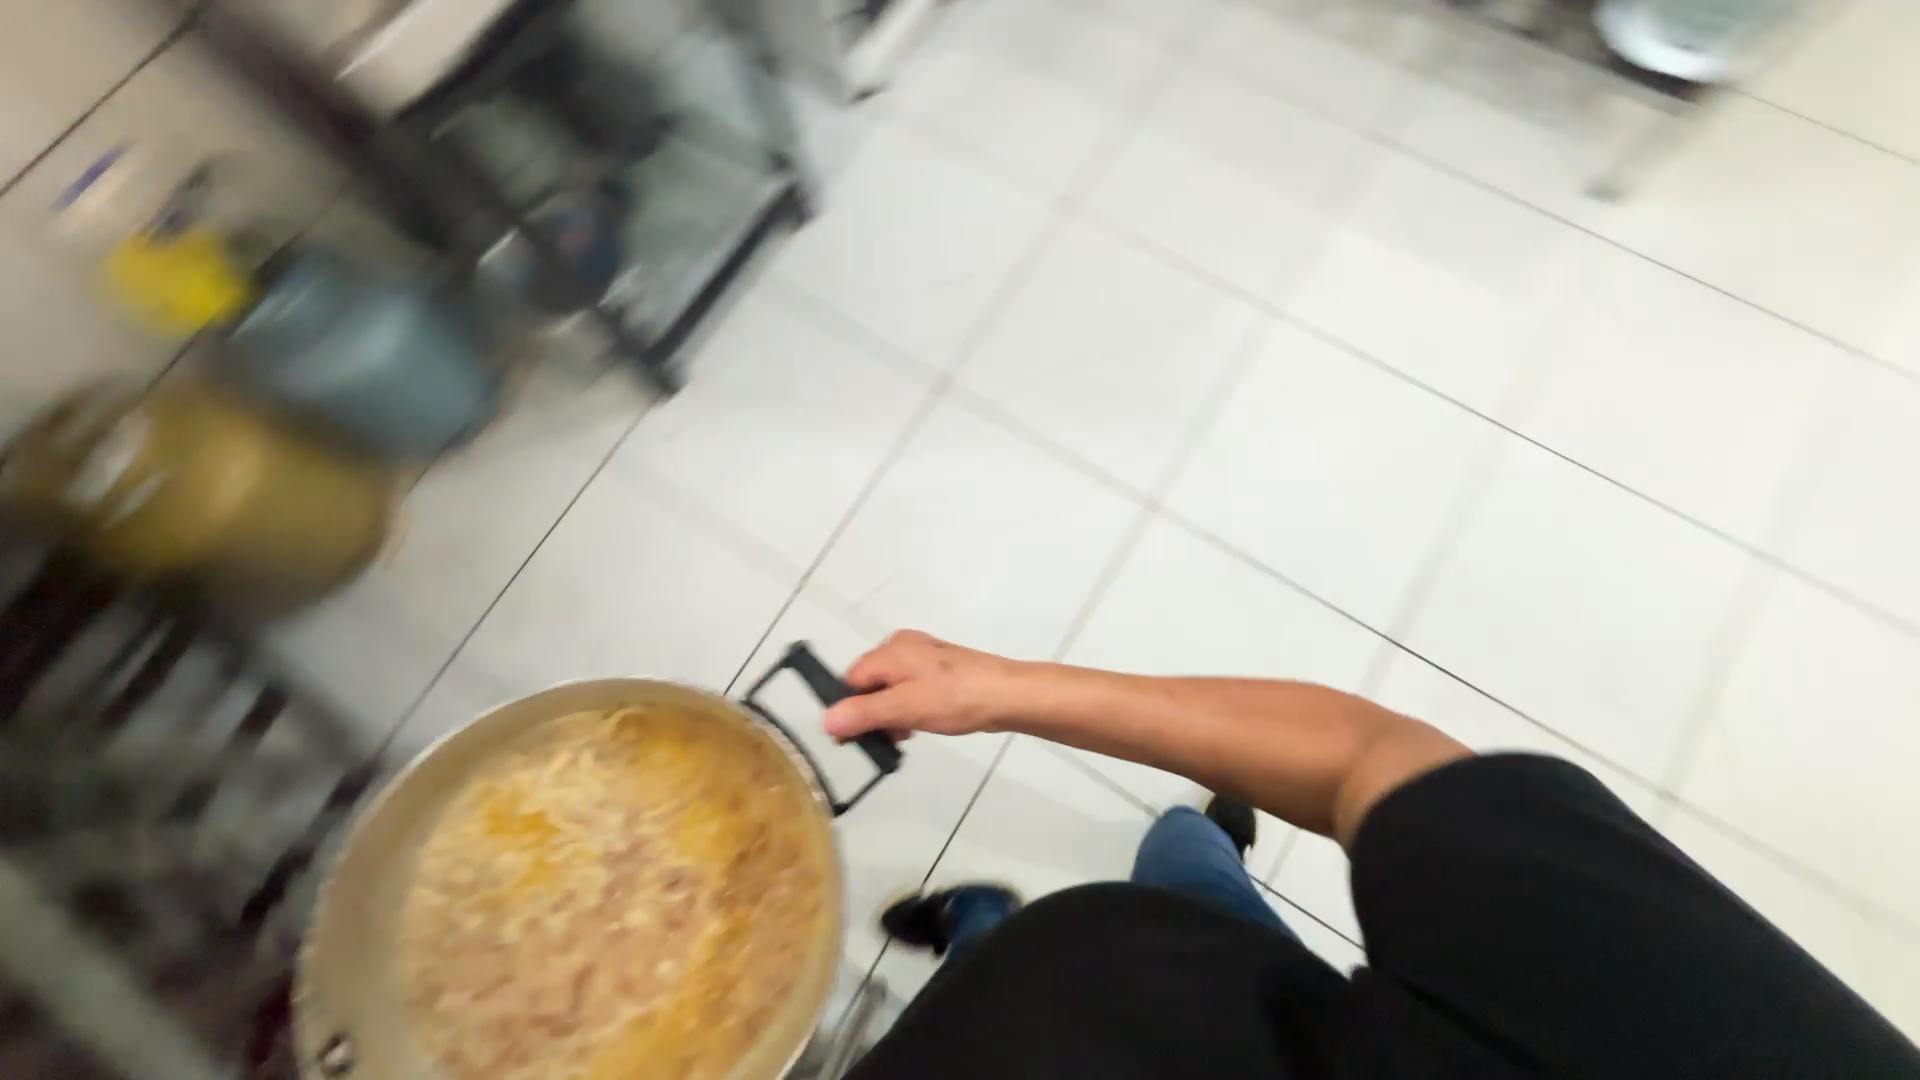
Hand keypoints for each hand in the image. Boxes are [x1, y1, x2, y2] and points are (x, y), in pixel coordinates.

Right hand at [822, 631, 1030, 739]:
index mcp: (892, 650)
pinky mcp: (942, 669)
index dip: (849, 709)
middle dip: (872, 712)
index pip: (852, 679)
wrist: (1008, 695)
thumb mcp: (905, 708)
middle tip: (887, 739)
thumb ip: (864, 713)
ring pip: (892, 687)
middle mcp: (904, 646)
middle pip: (871, 682)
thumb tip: (826, 720)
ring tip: (906, 736)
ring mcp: (925, 656)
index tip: (854, 740)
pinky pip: (912, 689)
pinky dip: (910, 708)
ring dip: (892, 714)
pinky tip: (921, 725)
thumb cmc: (955, 699)